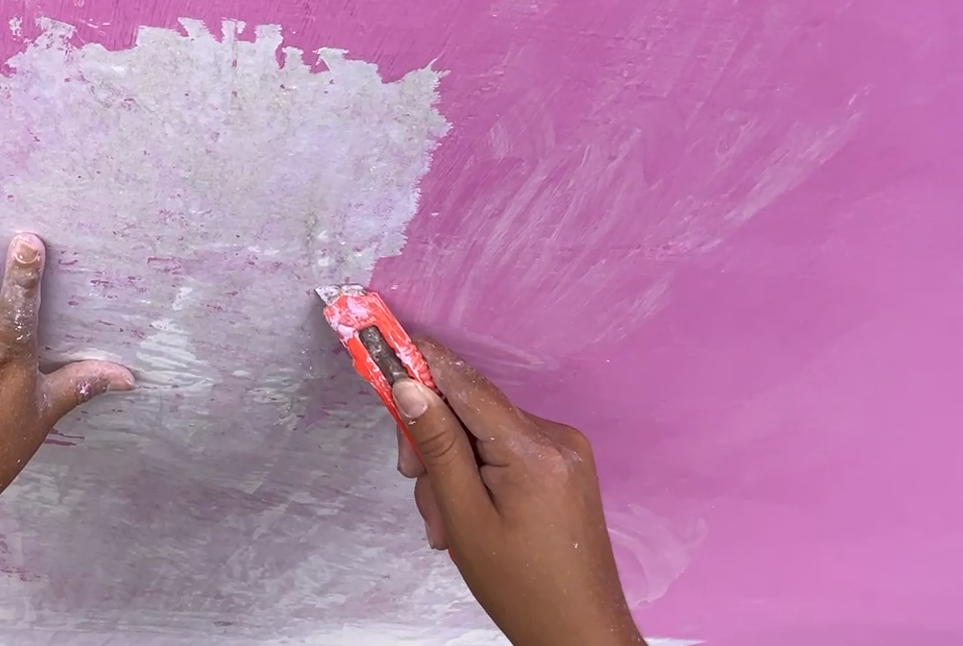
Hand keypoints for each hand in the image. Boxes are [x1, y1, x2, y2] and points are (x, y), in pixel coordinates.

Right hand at [392, 336, 645, 645]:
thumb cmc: (519, 587)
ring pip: (478, 428)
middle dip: (431, 436)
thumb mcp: (463, 516)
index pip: (464, 381)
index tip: (380, 346)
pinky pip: (499, 445)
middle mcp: (553, 435)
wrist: (582, 640)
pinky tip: (464, 509)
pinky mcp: (560, 462)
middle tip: (411, 476)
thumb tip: (408, 385)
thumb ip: (436, 444)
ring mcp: (561, 448)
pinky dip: (473, 468)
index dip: (419, 360)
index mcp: (533, 449)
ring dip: (449, 462)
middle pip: (468, 406)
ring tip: (443, 517)